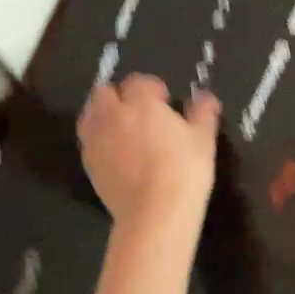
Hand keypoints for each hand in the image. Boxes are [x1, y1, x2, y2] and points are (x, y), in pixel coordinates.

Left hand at [77, 75, 221, 234]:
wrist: (155, 212)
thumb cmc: (185, 170)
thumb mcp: (204, 139)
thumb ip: (203, 113)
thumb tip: (205, 96)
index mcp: (142, 104)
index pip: (139, 81)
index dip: (152, 87)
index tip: (165, 100)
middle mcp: (113, 116)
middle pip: (104, 92)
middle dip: (120, 95)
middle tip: (140, 110)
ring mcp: (96, 140)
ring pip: (90, 114)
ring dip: (104, 113)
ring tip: (123, 127)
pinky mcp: (88, 163)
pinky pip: (88, 139)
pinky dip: (99, 137)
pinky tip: (116, 150)